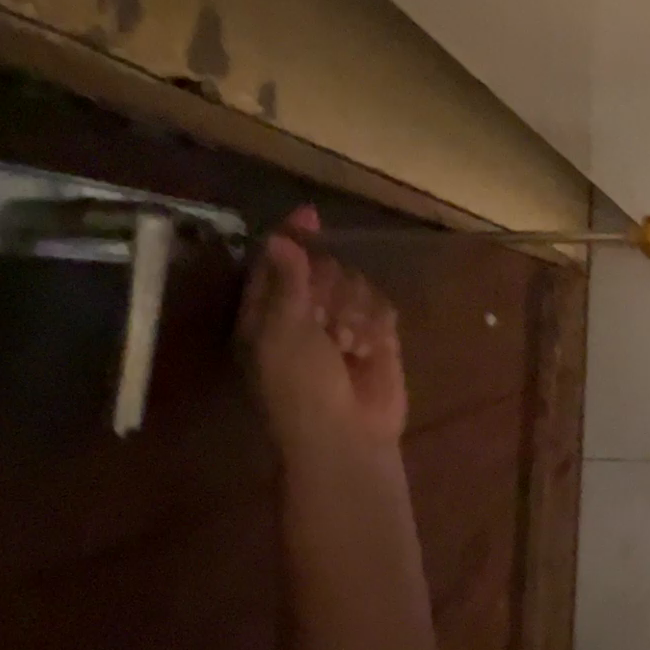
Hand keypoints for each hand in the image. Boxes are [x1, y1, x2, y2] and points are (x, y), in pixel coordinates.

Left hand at [239, 205, 407, 454]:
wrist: (349, 435)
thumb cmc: (303, 387)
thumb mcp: (285, 333)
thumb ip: (288, 282)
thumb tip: (282, 238)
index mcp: (268, 315)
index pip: (277, 264)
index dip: (291, 239)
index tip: (311, 214)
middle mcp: (304, 316)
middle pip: (323, 269)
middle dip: (332, 284)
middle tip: (329, 311)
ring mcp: (342, 326)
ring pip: (357, 284)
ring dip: (356, 309)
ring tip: (351, 342)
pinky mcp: (377, 336)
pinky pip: (382, 306)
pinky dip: (378, 323)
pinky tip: (372, 346)